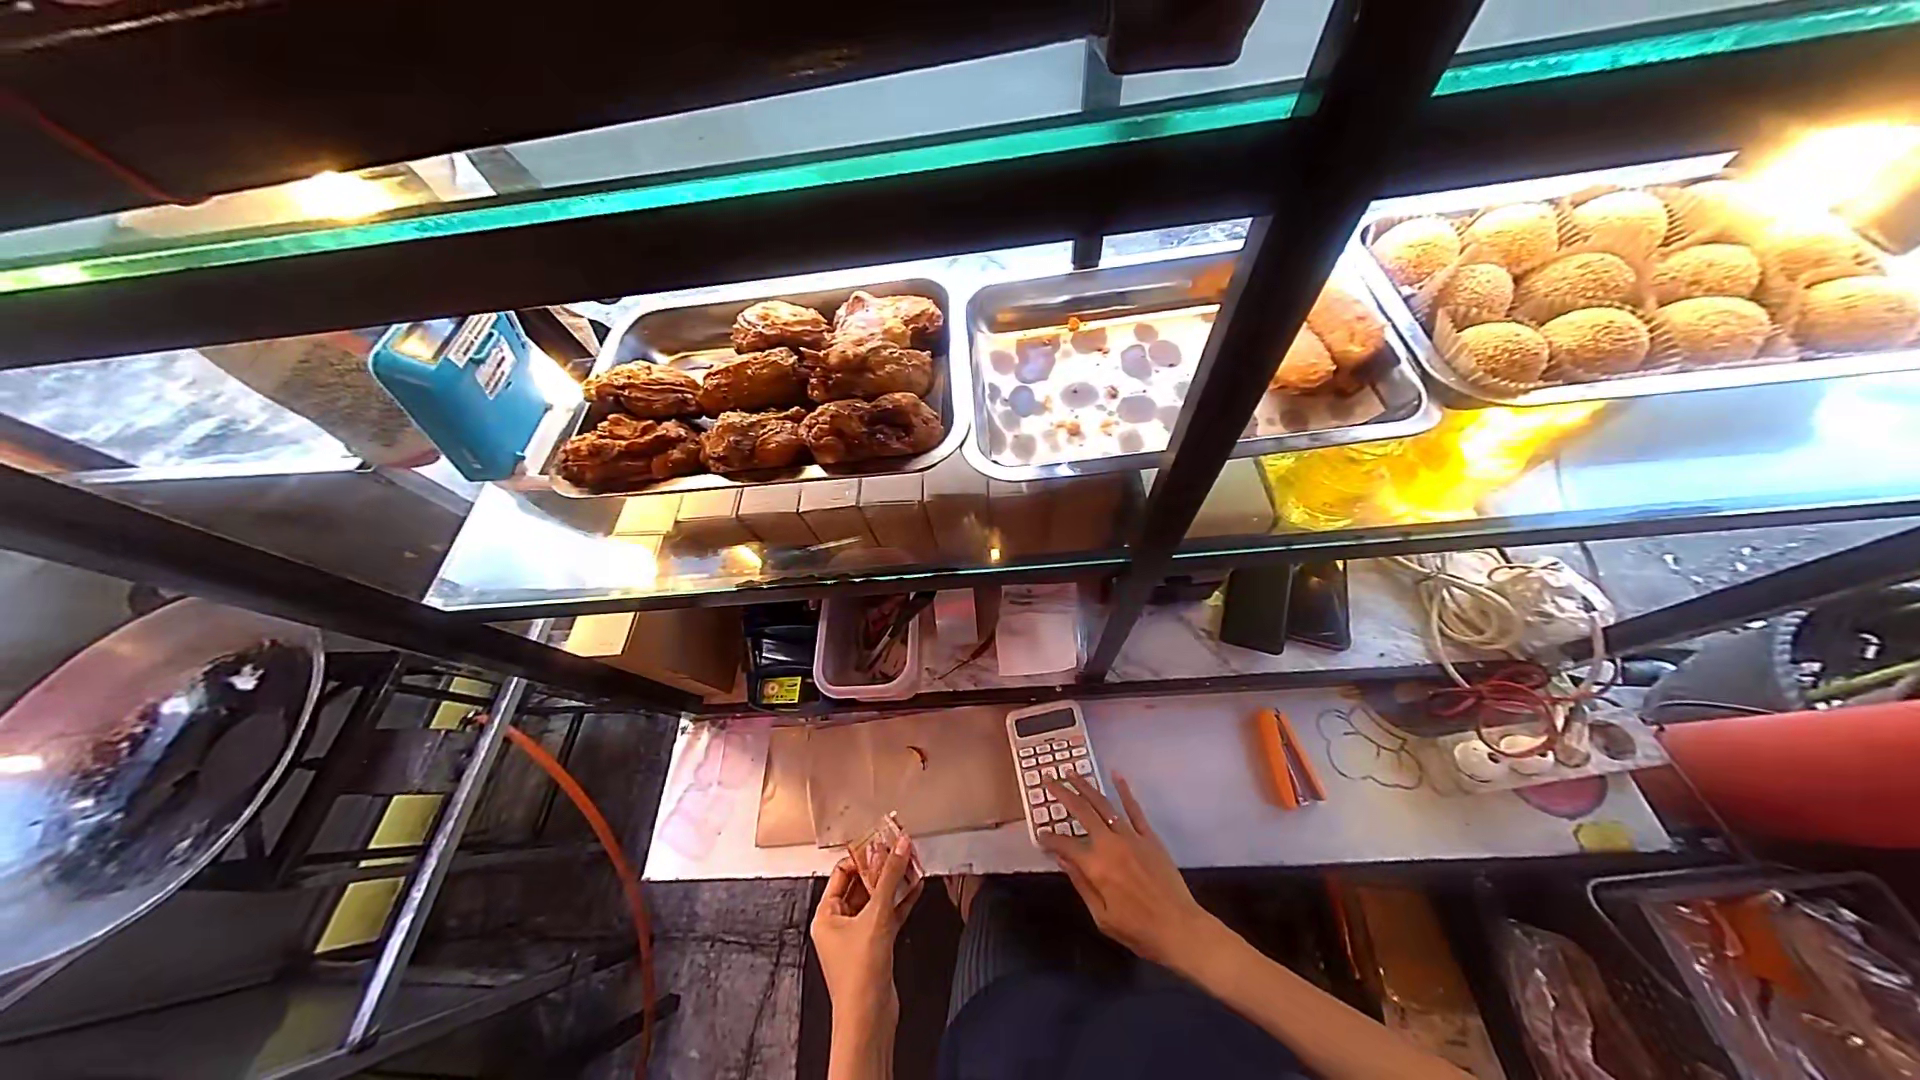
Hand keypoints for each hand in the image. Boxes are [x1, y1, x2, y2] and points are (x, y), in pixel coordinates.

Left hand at [810, 835, 924, 1029]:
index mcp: (826, 915)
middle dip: (882, 867)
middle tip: (900, 848)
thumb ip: (890, 877)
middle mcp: (839, 923)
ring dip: (895, 882)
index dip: (862, 855)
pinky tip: (915, 886)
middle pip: (862, 884)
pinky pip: (888, 914)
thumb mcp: (875, 915)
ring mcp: (858, 935)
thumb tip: (899, 848)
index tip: (881, 841)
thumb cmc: (858, 976)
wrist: (870, 1016)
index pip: (842, 872)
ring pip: (877, 898)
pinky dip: (901, 900)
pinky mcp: (876, 945)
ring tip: (911, 862)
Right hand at [1039, 775, 1225, 972]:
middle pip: (1081, 811)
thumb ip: (1081, 884)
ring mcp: (1131, 836)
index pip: (1064, 844)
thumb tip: (1062, 859)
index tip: (1040, 834)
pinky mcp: (1149, 836)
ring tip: (1071, 774)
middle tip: (1048, 781)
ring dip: (1086, 787)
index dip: (1049, 838)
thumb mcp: (1101, 916)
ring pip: (1104, 804)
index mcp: (1095, 866)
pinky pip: (1134, 809)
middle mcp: (1110, 844)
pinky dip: (1124, 791)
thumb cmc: (1138, 930)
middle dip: (1062, 794)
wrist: (1180, 928)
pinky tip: (1116, 776)